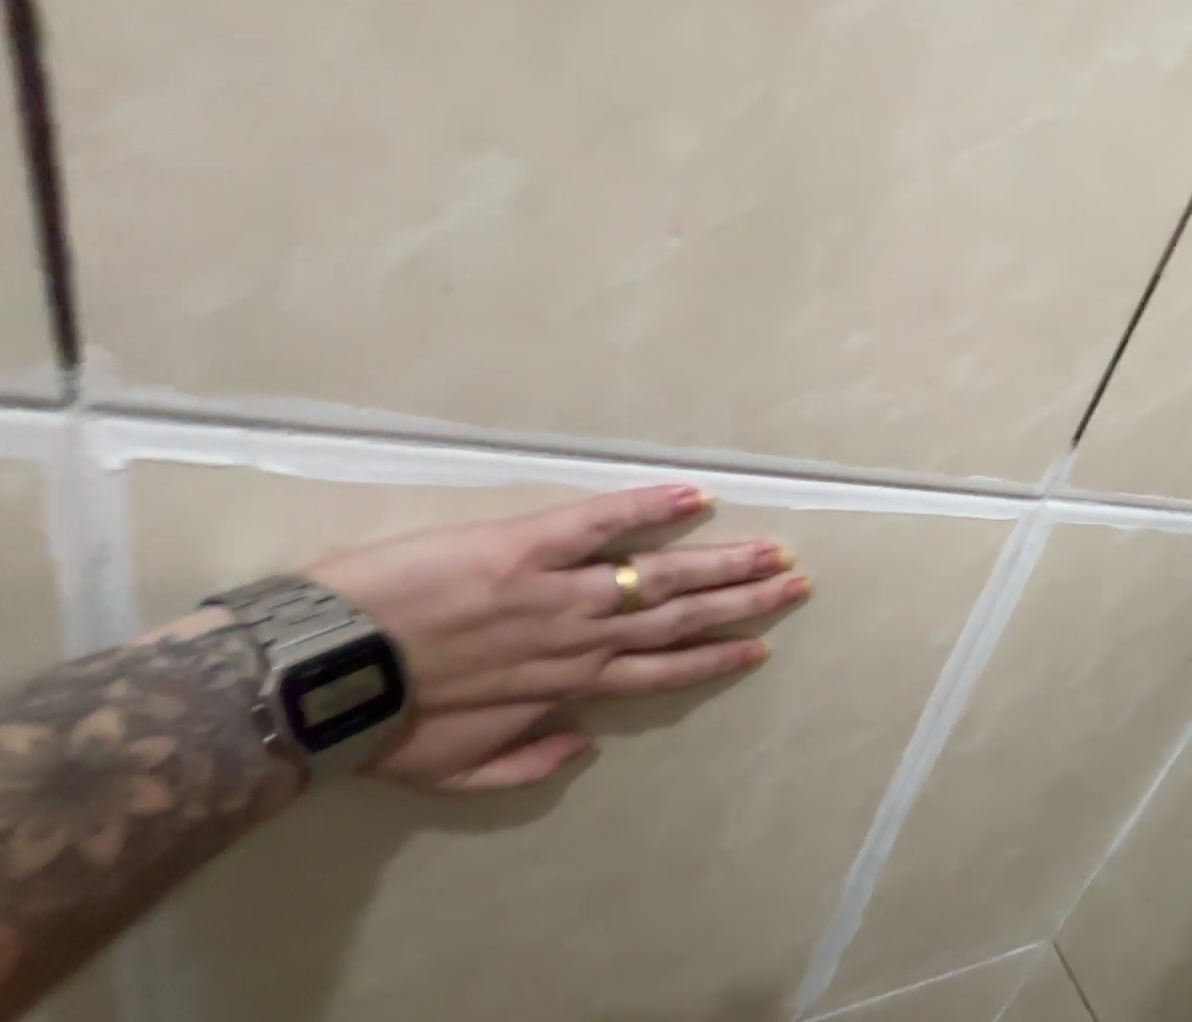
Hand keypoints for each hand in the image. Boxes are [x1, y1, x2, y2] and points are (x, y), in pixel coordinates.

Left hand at [302, 486, 808, 791]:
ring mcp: (564, 588)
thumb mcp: (454, 772)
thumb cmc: (387, 724)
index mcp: (573, 685)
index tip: (759, 647)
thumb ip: (526, 766)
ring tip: (772, 551)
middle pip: (683, 617)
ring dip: (722, 562)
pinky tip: (694, 497)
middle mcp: (587, 636)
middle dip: (744, 602)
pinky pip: (600, 523)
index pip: (665, 671)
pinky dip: (648, 508)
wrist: (321, 675)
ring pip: (661, 574)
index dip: (716, 658)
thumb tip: (586, 748)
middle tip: (794, 583)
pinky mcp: (530, 546)